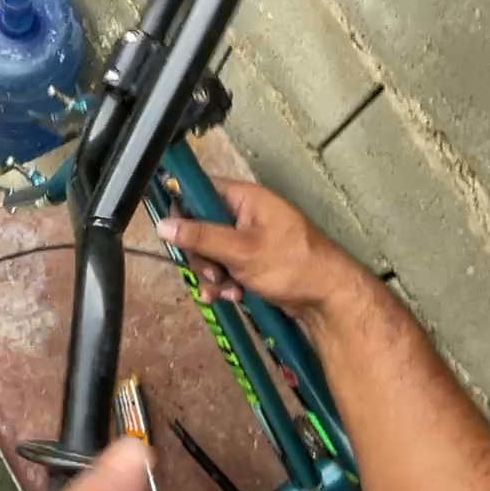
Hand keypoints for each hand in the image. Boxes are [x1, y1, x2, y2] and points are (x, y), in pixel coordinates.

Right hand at [155, 178, 367, 316]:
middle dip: (201, 256)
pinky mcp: (250, 262)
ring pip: (209, 253)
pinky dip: (223, 283)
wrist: (327, 298)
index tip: (173, 233)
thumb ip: (199, 237)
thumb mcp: (240, 250)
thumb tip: (162, 225)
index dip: (182, 210)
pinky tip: (231, 296)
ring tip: (227, 290)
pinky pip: (223, 268)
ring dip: (212, 275)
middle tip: (213, 272)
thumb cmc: (290, 264)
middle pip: (199, 228)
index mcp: (245, 199)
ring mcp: (246, 239)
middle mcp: (244, 214)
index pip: (199, 191)